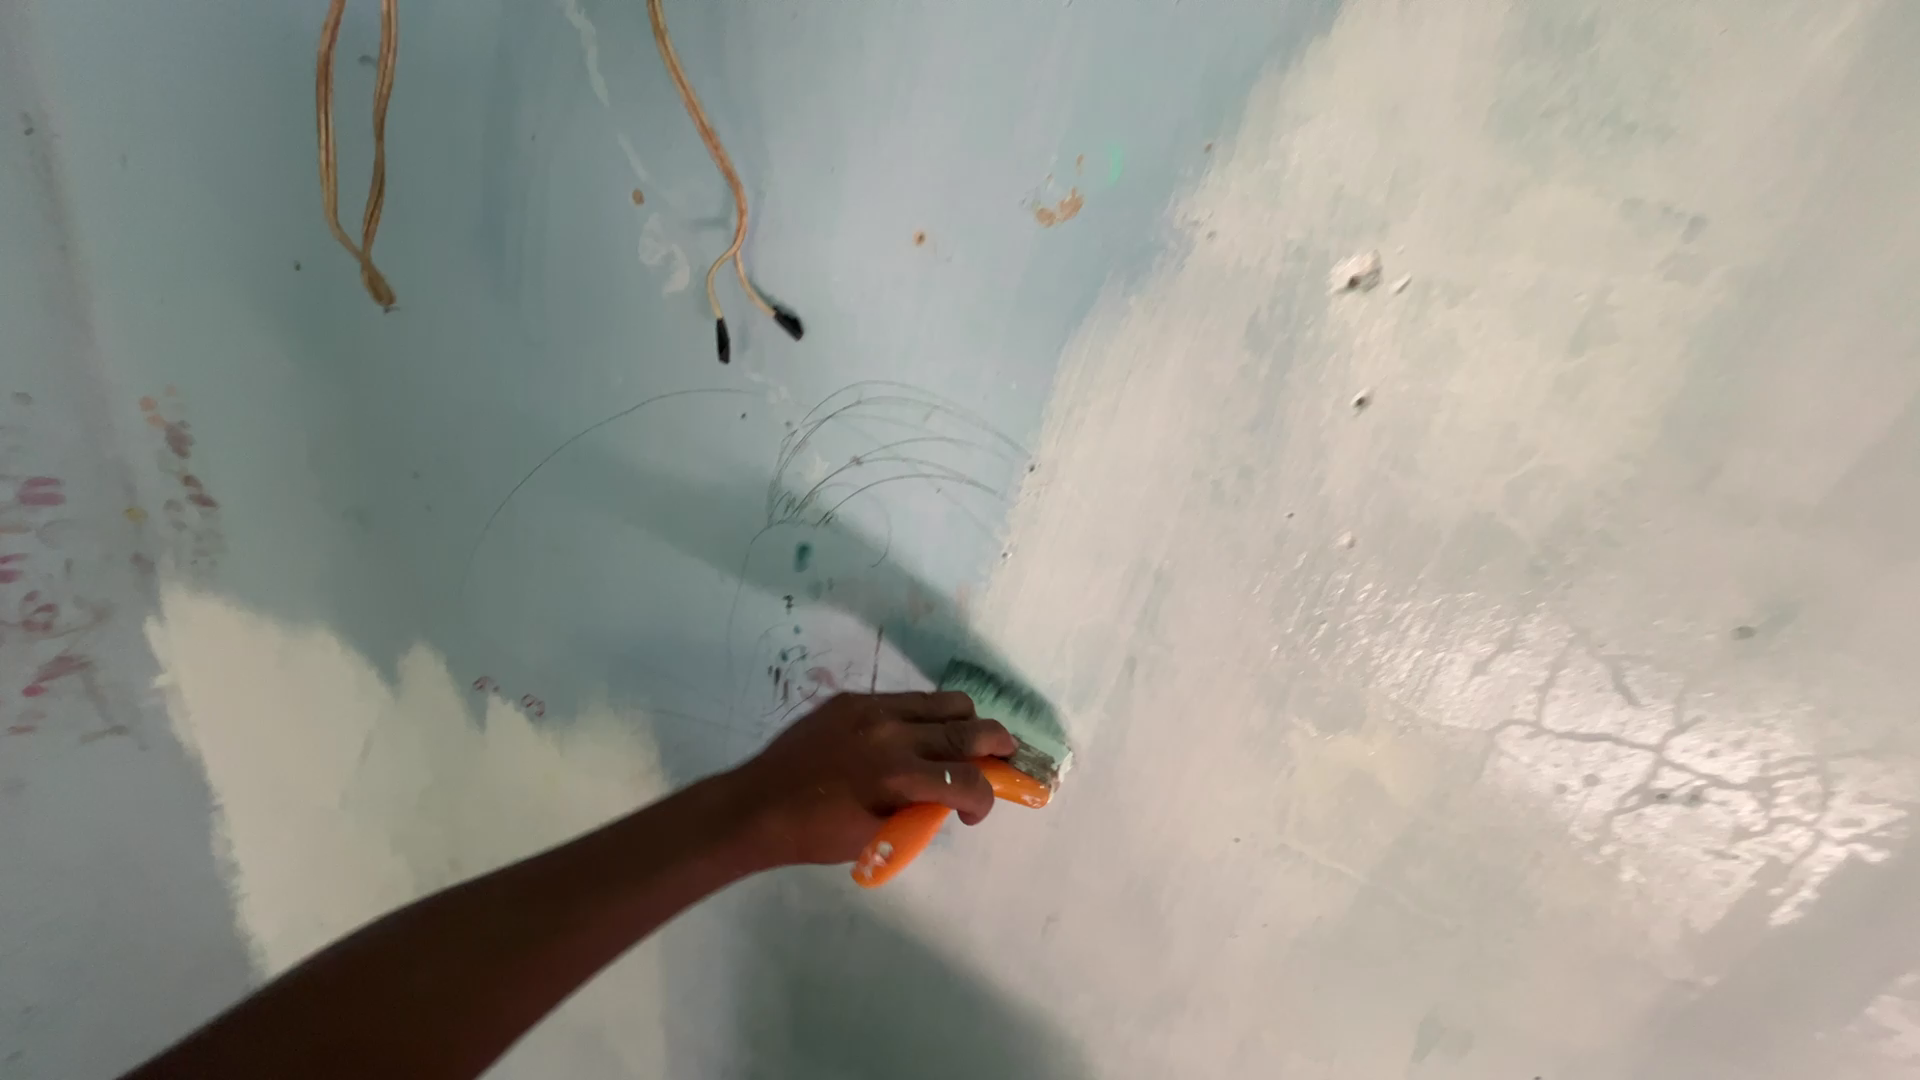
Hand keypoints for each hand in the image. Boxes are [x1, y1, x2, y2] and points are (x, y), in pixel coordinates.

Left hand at [722, 691, 1017, 868]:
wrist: (757, 805)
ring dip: (966, 723)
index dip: (985, 798)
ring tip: (963, 742)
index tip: (975, 810)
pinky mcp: (854, 698)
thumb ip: (921, 811)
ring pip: (946, 702)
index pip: (968, 780)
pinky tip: (912, 737)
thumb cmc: (817, 835)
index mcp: (898, 777)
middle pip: (971, 728)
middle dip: (998, 746)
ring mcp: (873, 708)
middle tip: (1003, 759)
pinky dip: (924, 717)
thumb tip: (950, 794)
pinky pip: (908, 699)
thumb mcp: (878, 836)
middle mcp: (893, 733)